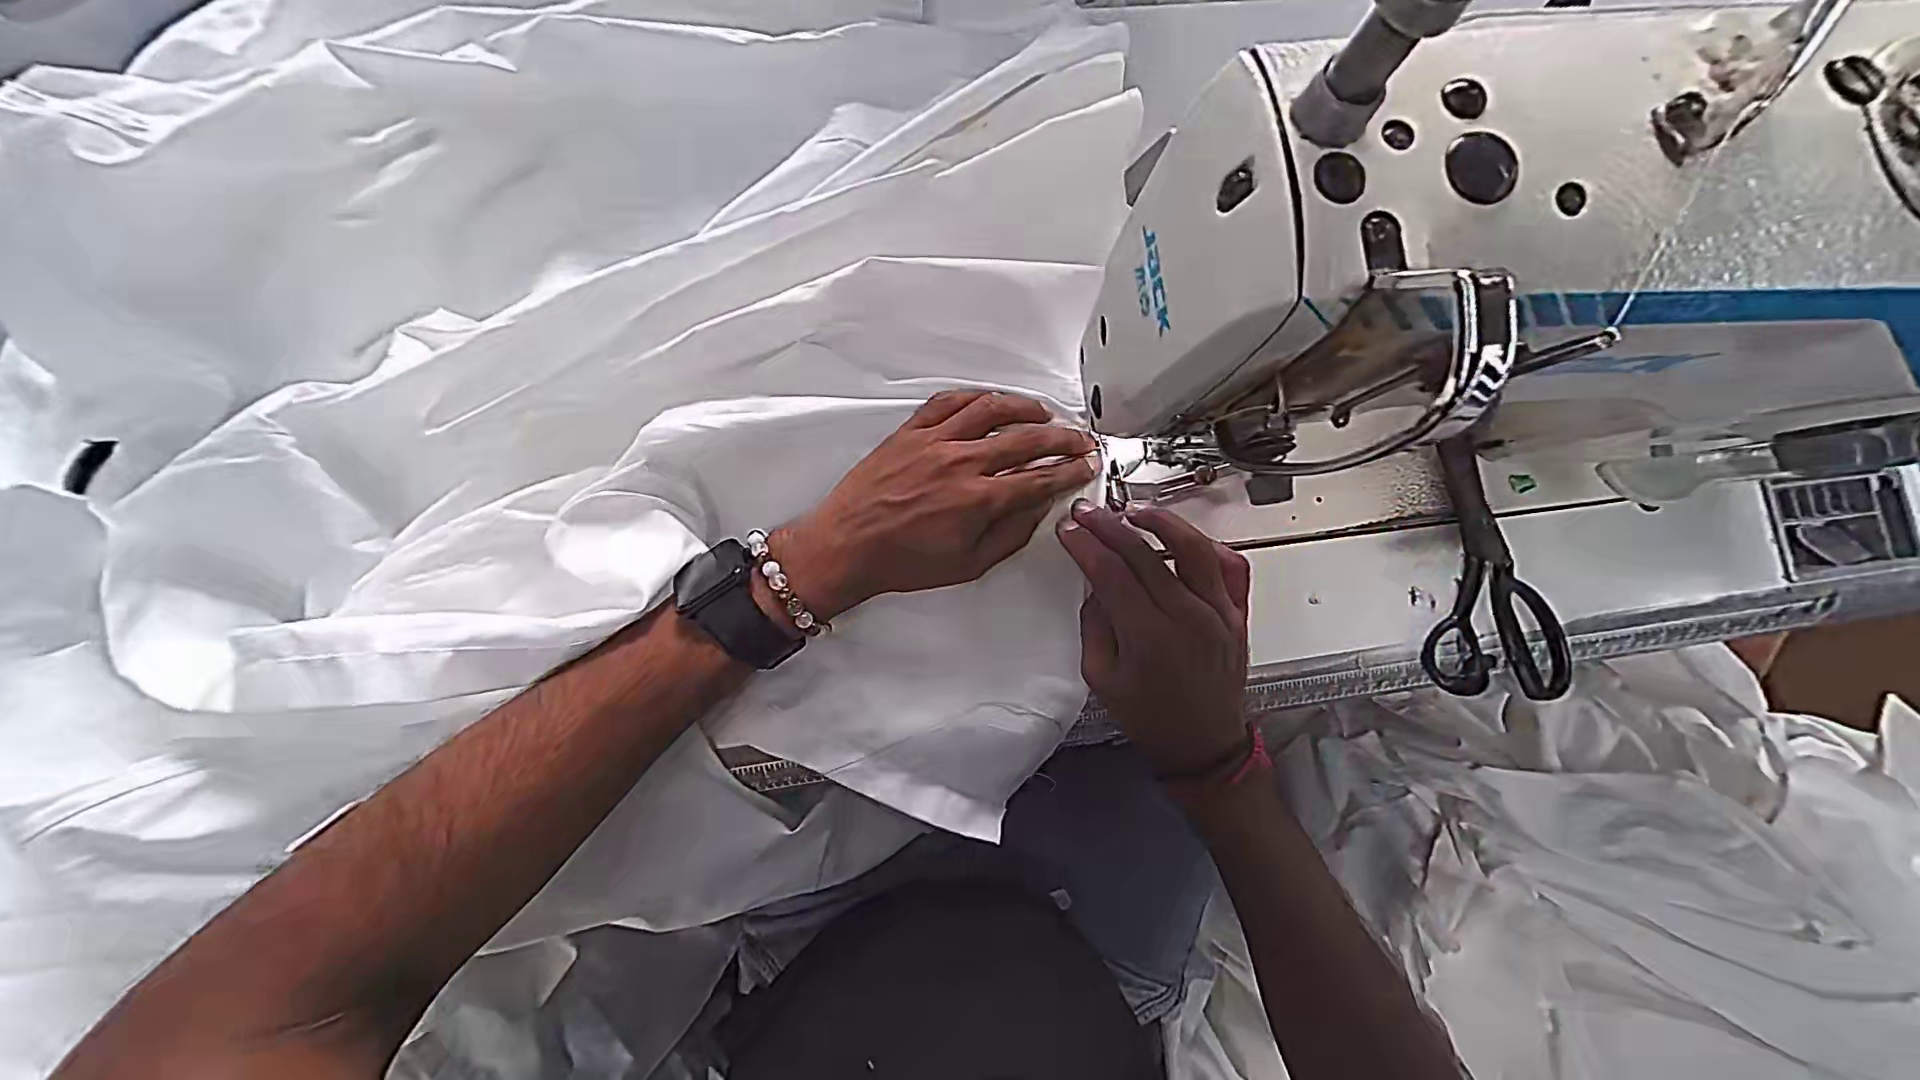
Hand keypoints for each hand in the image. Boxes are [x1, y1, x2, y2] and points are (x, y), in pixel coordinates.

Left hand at [774, 390, 1097, 618]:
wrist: (847, 547)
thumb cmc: (898, 560)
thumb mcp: (969, 564)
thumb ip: (1010, 534)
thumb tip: (1037, 511)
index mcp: (978, 500)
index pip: (1040, 477)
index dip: (1070, 470)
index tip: (1083, 466)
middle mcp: (960, 464)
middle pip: (1027, 438)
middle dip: (1063, 438)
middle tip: (1077, 439)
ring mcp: (934, 443)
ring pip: (991, 409)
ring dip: (1025, 407)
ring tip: (1042, 413)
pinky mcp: (910, 433)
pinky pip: (948, 402)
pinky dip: (975, 396)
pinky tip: (988, 400)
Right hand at [1056, 500, 1251, 774]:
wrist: (1204, 745)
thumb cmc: (1152, 718)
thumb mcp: (1101, 677)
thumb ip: (1094, 625)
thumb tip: (1095, 584)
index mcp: (1150, 638)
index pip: (1112, 572)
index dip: (1086, 545)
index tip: (1070, 531)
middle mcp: (1190, 619)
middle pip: (1145, 553)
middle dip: (1109, 527)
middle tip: (1088, 513)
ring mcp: (1220, 614)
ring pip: (1193, 547)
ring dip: (1161, 522)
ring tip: (1135, 511)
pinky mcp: (1237, 614)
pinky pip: (1230, 566)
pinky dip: (1206, 544)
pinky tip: (1183, 538)